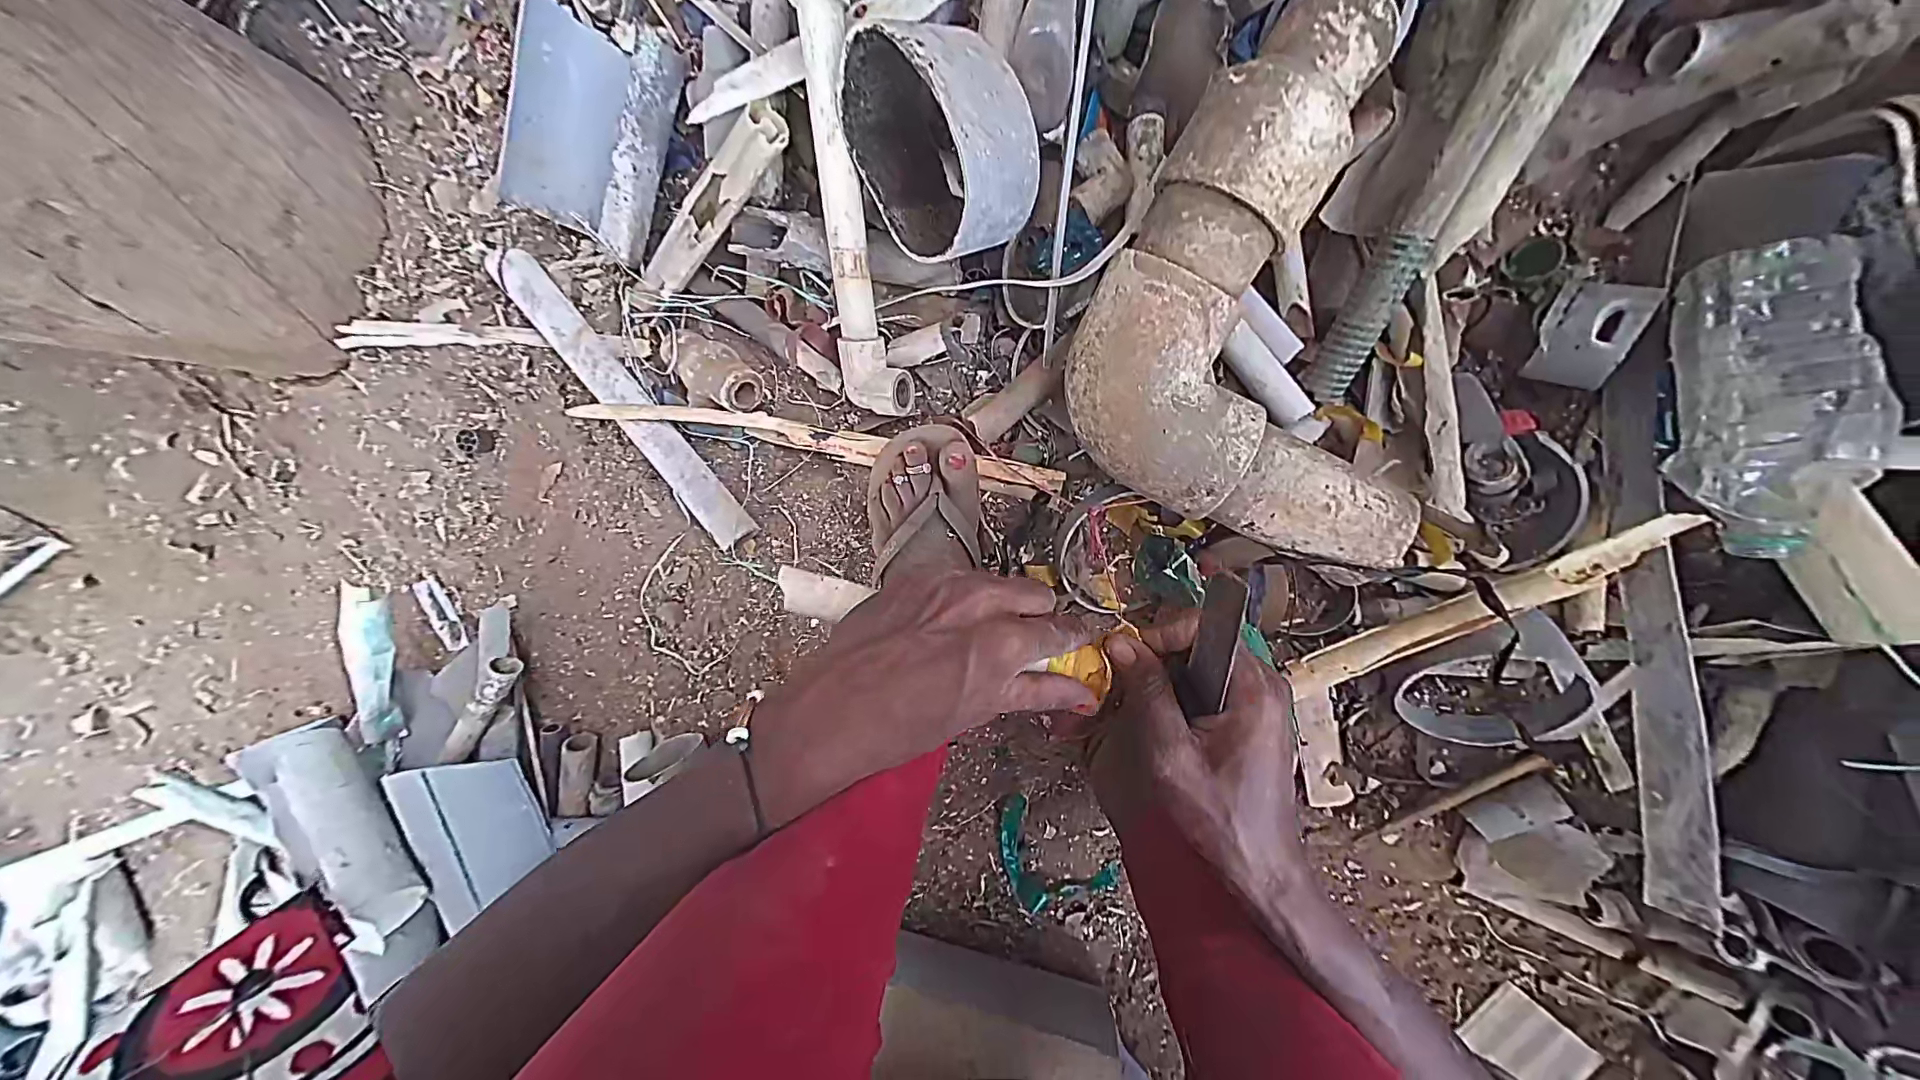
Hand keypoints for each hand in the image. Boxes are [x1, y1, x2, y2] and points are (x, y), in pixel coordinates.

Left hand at [748, 569, 1096, 826]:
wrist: (830, 713)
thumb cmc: (901, 727)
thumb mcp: (975, 712)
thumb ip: (1033, 691)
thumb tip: (1080, 693)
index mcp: (995, 643)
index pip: (1058, 628)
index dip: (1077, 636)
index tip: (1083, 641)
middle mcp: (972, 601)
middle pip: (1034, 593)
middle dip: (1040, 617)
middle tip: (1031, 644)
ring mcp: (938, 584)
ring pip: (996, 581)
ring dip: (1004, 603)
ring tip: (988, 634)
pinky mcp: (910, 579)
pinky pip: (957, 579)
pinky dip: (966, 597)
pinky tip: (950, 623)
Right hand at [1093, 614, 1304, 895]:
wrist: (1256, 877)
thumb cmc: (1222, 824)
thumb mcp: (1171, 754)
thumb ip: (1146, 692)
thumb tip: (1121, 644)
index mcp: (1254, 688)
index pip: (1202, 625)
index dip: (1158, 633)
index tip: (1129, 655)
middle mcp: (1260, 688)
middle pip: (1195, 645)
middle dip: (1152, 661)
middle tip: (1121, 685)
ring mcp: (1255, 705)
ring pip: (1193, 668)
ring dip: (1157, 684)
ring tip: (1132, 711)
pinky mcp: (1244, 722)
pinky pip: (1199, 692)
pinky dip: (1170, 702)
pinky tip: (1153, 729)